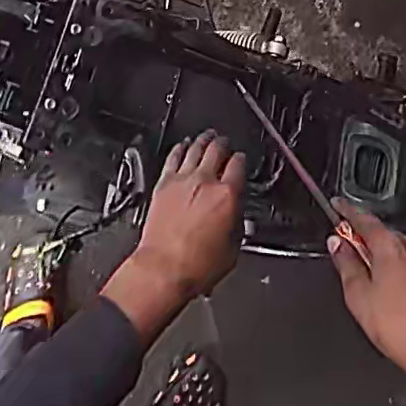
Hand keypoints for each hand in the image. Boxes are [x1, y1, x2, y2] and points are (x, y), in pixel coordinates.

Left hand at [101, 131, 245, 341]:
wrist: (164, 269)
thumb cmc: (196, 266)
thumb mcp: (232, 249)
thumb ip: (237, 224)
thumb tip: (235, 216)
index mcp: (227, 196)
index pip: (238, 165)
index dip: (241, 159)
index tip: (240, 159)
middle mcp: (205, 182)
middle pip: (217, 149)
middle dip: (223, 143)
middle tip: (225, 142)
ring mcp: (182, 180)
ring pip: (195, 148)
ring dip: (203, 139)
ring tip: (207, 136)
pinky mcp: (164, 184)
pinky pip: (173, 157)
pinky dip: (180, 148)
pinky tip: (182, 145)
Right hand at [329, 202, 405, 405]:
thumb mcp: (359, 298)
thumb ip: (345, 264)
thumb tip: (338, 246)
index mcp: (391, 245)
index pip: (363, 217)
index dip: (346, 210)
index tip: (338, 206)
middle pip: (383, 235)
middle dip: (366, 243)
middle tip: (350, 256)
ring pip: (402, 253)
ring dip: (386, 261)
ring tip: (376, 291)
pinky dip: (405, 276)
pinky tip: (399, 303)